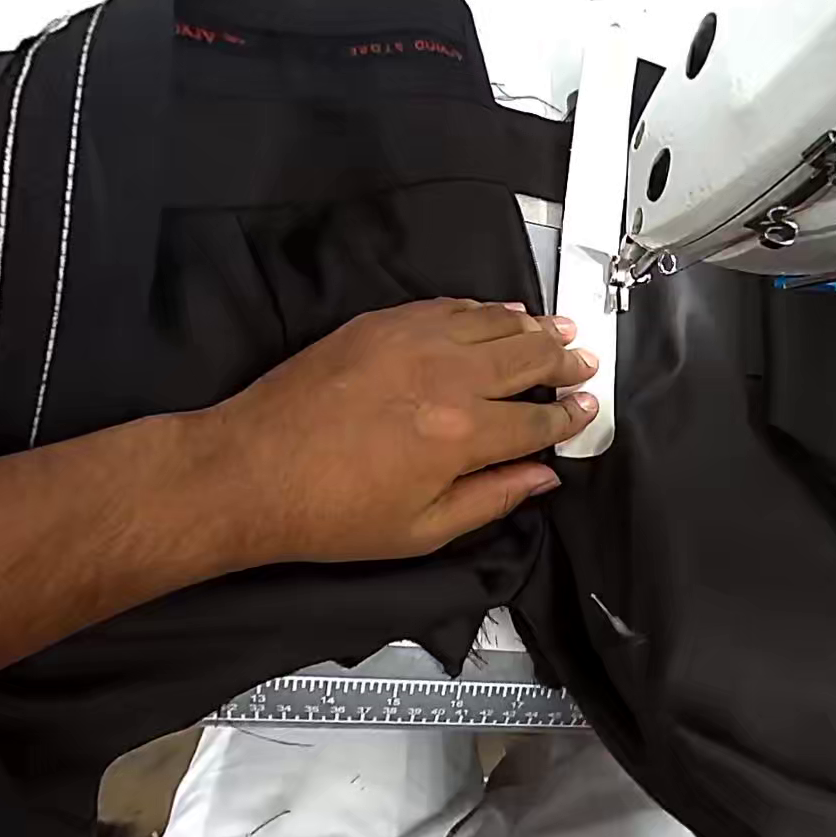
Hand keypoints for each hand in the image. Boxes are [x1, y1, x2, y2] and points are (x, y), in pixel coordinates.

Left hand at [191, 298, 598, 563]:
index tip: (586, 410)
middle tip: (583, 362)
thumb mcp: (421, 530)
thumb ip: (491, 498)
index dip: (568, 418)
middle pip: (526, 359)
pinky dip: (481, 309)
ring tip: (558, 331)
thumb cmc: (330, 513)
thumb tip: (542, 476)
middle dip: (563, 362)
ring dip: (532, 329)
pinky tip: (498, 312)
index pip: (537, 421)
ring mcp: (411, 340)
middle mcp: (446, 376)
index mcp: (461, 435)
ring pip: (493, 323)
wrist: (250, 470)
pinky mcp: (379, 323)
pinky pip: (447, 306)